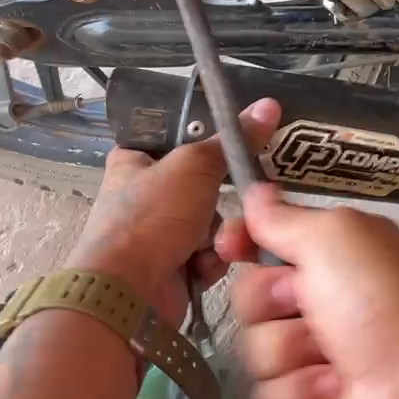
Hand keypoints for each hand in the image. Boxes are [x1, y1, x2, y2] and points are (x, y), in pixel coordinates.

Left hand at [63, 98, 280, 326]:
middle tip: (238, 192)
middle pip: (203, 182)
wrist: (128, 294)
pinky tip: (203, 265)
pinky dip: (211, 259)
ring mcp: (159, 235)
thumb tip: (270, 105)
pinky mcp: (173, 268)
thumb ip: (234, 139)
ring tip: (215, 242)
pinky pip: (209, 253)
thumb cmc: (152, 216)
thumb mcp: (195, 165)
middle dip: (221, 195)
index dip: (201, 139)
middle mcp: (145, 196)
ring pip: (212, 220)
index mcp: (134, 162)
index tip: (233, 139)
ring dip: (219, 232)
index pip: (173, 139)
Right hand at [216, 187, 398, 398]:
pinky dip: (301, 393)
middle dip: (273, 305)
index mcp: (331, 248)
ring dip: (291, 352)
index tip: (230, 248)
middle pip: (250, 296)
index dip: (242, 242)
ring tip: (331, 357)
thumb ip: (285, 218)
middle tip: (307, 304)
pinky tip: (334, 389)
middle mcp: (322, 294)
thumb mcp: (333, 238)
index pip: (265, 238)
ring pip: (256, 350)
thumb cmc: (376, 299)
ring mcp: (316, 349)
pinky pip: (269, 396)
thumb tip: (257, 190)